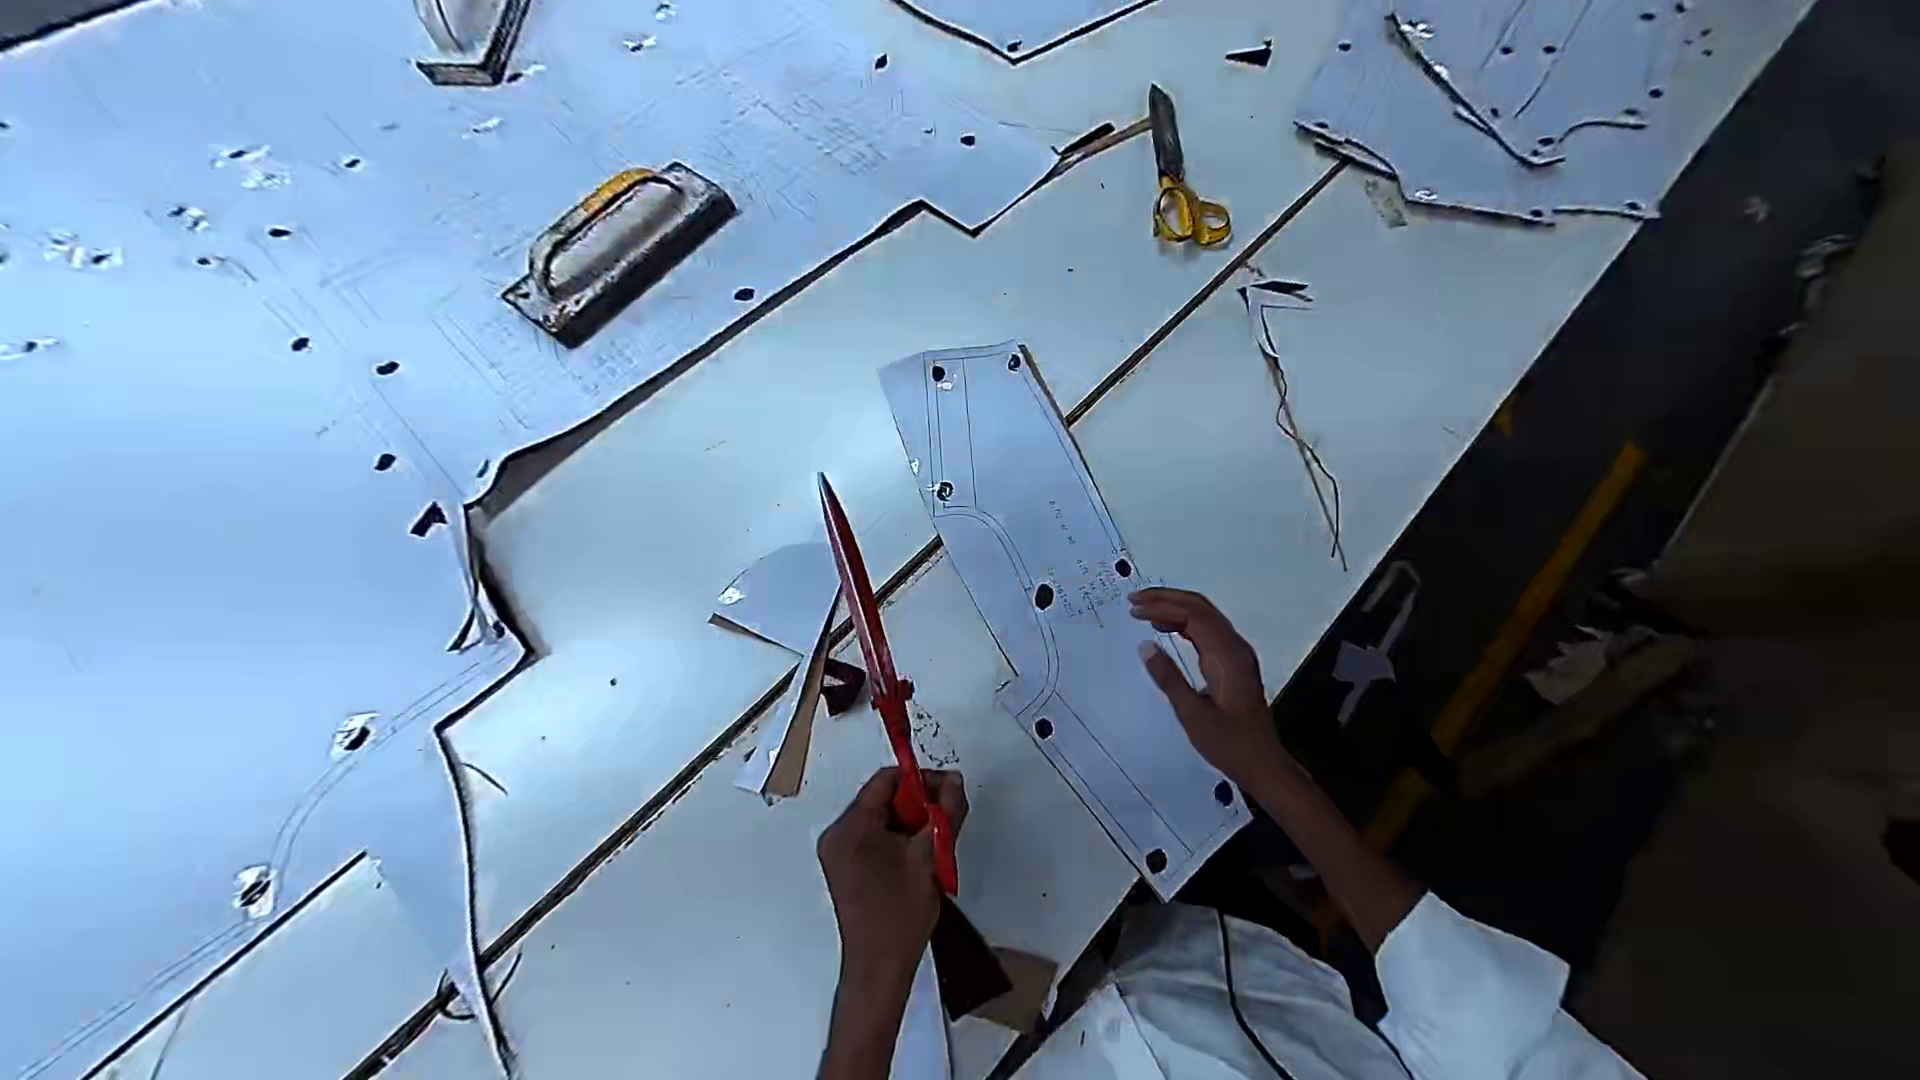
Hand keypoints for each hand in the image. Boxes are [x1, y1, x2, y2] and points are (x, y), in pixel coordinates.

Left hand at [817, 767, 968, 982]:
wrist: (880, 968)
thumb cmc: (901, 914)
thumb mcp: (931, 855)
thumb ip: (947, 811)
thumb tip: (954, 780)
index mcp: (852, 827)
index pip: (886, 780)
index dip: (919, 781)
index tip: (945, 792)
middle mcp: (837, 834)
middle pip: (882, 797)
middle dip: (917, 803)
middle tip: (944, 818)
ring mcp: (837, 851)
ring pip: (881, 817)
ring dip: (910, 822)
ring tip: (934, 841)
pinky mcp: (844, 866)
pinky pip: (873, 835)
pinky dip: (898, 837)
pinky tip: (918, 855)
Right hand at [1130, 588, 1289, 790]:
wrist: (1264, 765)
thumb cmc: (1229, 744)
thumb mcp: (1192, 715)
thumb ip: (1169, 678)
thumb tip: (1146, 646)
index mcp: (1227, 657)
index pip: (1194, 615)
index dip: (1162, 606)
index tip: (1135, 608)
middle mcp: (1235, 648)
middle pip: (1201, 607)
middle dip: (1167, 598)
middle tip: (1135, 599)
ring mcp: (1236, 654)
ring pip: (1205, 616)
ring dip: (1174, 608)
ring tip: (1144, 611)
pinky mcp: (1233, 662)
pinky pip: (1208, 630)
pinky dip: (1184, 623)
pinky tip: (1165, 628)